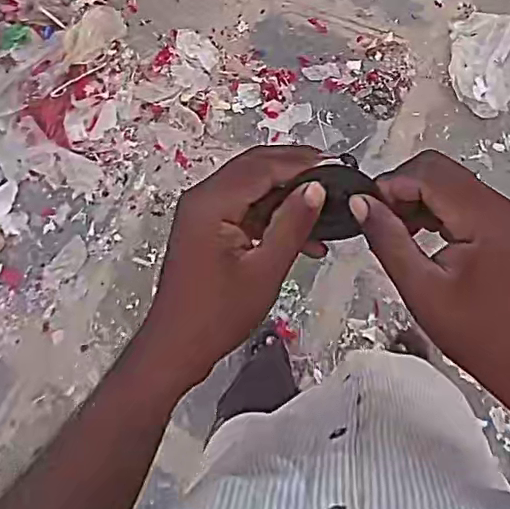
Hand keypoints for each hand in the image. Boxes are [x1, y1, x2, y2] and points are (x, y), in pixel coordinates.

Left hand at [132, 146, 326, 385]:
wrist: (177, 346)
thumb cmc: (214, 315)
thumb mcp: (265, 269)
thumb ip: (292, 224)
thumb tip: (315, 189)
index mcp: (210, 203)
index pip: (261, 166)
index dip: (300, 162)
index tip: (332, 163)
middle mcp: (202, 199)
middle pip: (254, 168)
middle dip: (294, 169)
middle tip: (331, 172)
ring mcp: (202, 212)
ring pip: (251, 187)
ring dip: (285, 194)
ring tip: (322, 205)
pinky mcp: (207, 226)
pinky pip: (244, 207)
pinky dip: (271, 214)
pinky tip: (301, 232)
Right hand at [351, 150, 509, 395]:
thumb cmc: (476, 332)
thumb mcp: (419, 287)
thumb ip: (387, 238)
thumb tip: (361, 203)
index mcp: (483, 218)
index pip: (427, 175)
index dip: (390, 186)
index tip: (367, 207)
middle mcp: (496, 207)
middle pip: (436, 168)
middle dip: (400, 186)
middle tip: (378, 215)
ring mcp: (497, 213)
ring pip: (443, 179)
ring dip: (412, 196)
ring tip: (392, 227)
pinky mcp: (494, 223)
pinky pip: (454, 196)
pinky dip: (428, 206)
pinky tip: (412, 232)